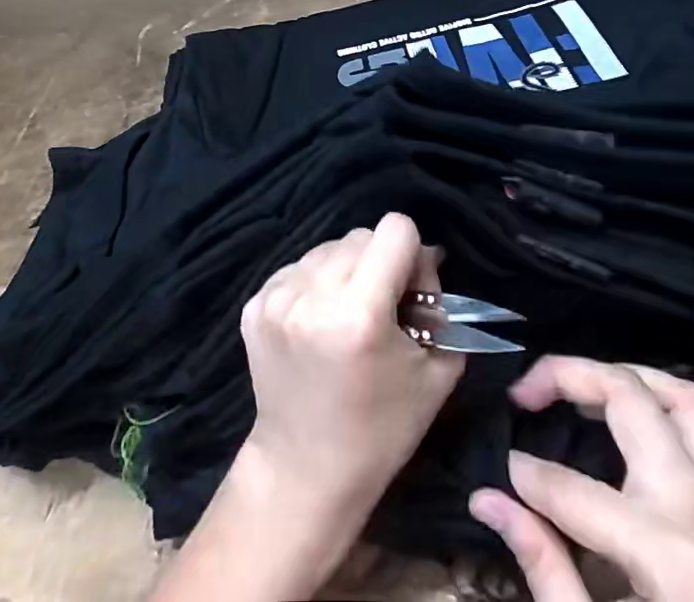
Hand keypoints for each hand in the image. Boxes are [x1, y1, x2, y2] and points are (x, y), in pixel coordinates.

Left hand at [239, 211, 465, 517]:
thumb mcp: (438, 371)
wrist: (306, 465)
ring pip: (326, 249)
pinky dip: (315, 284)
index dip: (412, 257)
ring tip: (347, 317)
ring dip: (345, 271)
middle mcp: (310, 296)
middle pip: (359, 236)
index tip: (410, 295)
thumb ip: (439, 306)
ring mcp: (275, 298)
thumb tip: (424, 256)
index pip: (395, 229)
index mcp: (359, 313)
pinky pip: (297, 268)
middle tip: (383, 308)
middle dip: (380, 263)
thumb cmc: (382, 428)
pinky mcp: (253, 305)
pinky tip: (319, 323)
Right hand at [469, 357, 693, 601]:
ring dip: (635, 380)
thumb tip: (485, 498)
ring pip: (692, 404)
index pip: (571, 487)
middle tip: (525, 391)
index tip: (494, 478)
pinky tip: (643, 424)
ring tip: (587, 386)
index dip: (523, 477)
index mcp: (668, 552)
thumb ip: (541, 563)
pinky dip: (682, 417)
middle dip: (569, 377)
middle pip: (634, 402)